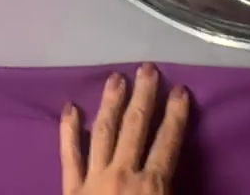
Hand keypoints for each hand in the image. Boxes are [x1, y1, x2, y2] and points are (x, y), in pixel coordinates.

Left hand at [61, 63, 189, 194]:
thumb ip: (172, 188)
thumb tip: (179, 169)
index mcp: (152, 186)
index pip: (167, 143)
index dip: (176, 115)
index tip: (180, 89)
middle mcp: (123, 172)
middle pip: (135, 126)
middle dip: (143, 95)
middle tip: (147, 67)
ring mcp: (94, 176)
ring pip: (104, 131)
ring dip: (111, 102)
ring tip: (116, 76)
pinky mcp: (71, 187)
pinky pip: (70, 155)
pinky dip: (68, 130)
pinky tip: (70, 107)